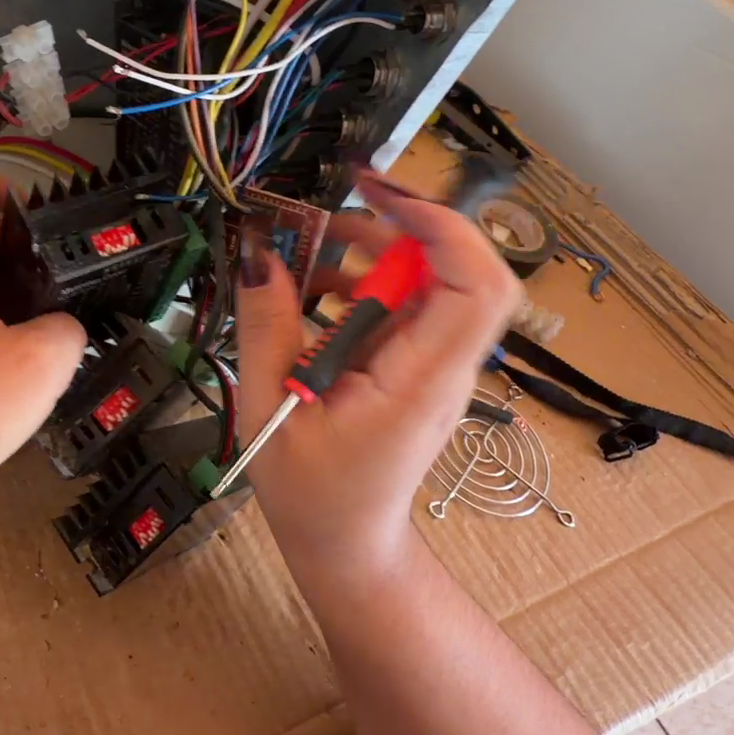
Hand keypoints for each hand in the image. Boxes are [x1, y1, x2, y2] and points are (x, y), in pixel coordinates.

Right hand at [231, 170, 519, 587]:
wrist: (345, 541)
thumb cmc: (314, 494)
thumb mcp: (269, 407)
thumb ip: (267, 325)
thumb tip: (260, 256)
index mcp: (418, 381)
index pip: (473, 284)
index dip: (440, 225)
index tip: (381, 193)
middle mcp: (439, 366)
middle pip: (450, 269)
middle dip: (386, 228)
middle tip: (322, 219)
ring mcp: (429, 365)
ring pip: (422, 280)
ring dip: (365, 254)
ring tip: (303, 259)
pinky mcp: (410, 365)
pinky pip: (398, 304)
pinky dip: (355, 284)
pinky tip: (310, 296)